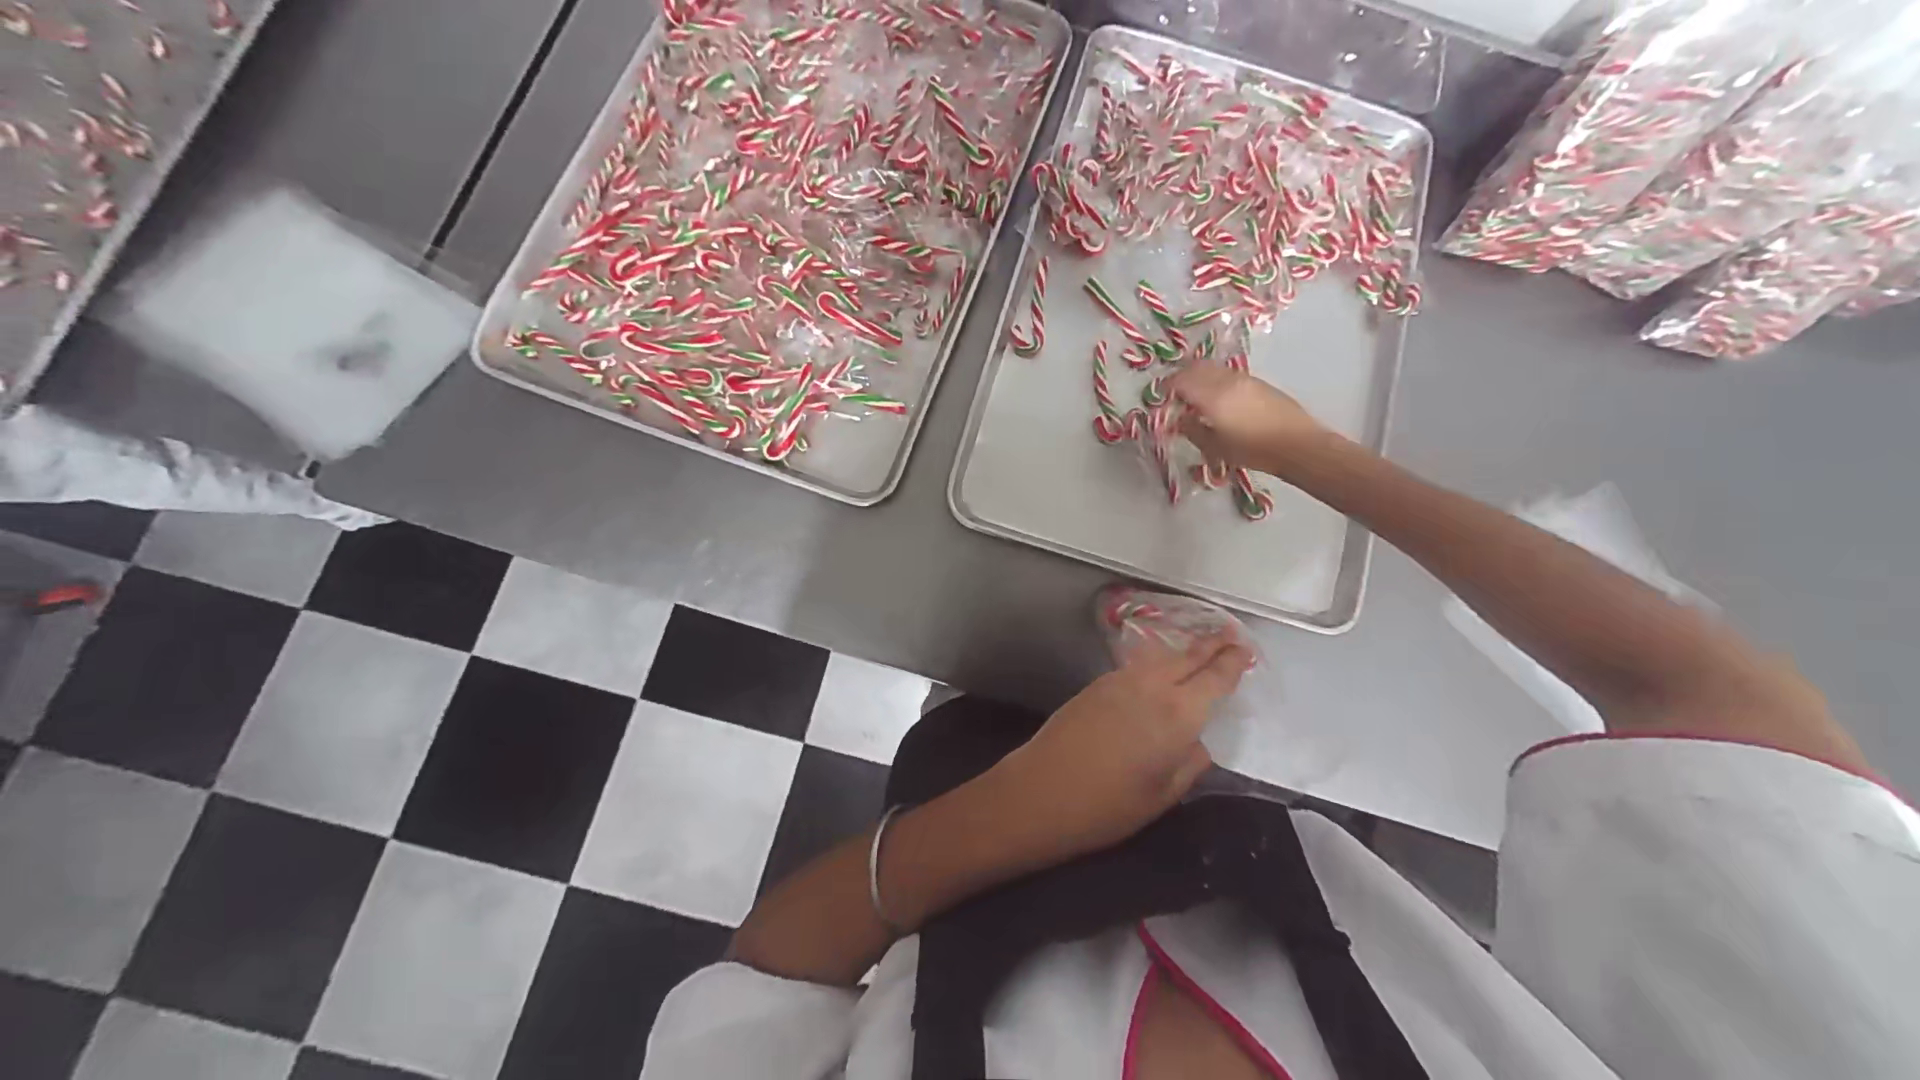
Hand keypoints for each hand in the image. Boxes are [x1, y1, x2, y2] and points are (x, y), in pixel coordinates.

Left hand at [984, 634, 1251, 862]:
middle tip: (1230, 636)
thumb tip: (1197, 742)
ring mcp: (1119, 680)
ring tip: (1199, 650)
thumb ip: (1190, 763)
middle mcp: (1152, 686)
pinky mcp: (1096, 684)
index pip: (1215, 677)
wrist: (1041, 791)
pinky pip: (1138, 666)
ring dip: (1183, 650)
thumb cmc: (1109, 805)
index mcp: (1178, 713)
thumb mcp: (1164, 794)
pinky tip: (1159, 671)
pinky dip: (1157, 661)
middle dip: (1211, 644)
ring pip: (1161, 656)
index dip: (1233, 662)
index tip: (1246, 650)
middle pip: (1188, 656)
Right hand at [1168, 366, 1331, 476]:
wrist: (1297, 444)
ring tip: (1194, 398)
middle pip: (1195, 368)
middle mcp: (1226, 380)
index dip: (1166, 388)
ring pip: (1212, 369)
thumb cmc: (1252, 450)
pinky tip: (1217, 400)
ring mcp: (1244, 378)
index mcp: (1212, 396)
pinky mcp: (1257, 382)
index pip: (1180, 381)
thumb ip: (1192, 430)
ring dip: (1198, 378)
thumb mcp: (1215, 447)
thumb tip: (1180, 419)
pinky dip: (1213, 381)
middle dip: (1180, 378)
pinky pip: (1226, 374)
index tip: (1160, 399)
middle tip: (1173, 395)